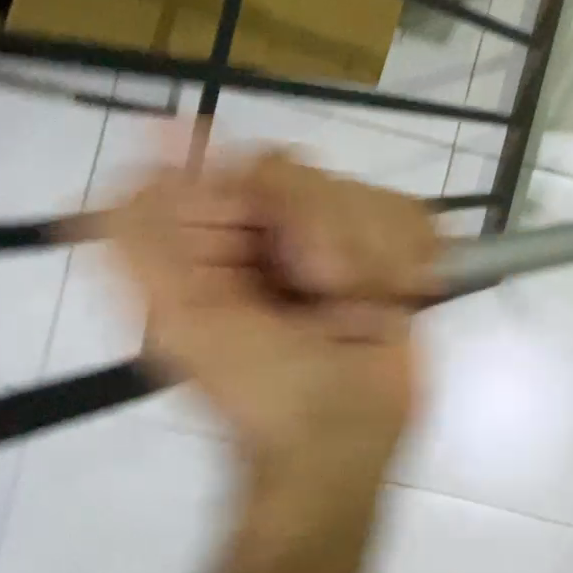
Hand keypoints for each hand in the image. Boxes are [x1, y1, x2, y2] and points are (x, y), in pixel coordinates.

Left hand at [102, 147, 438, 488]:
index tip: (296, 266)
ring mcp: (347, 237)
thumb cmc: (265, 390)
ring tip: (364, 311)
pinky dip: (414, 264)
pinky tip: (397, 300)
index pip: (271, 164)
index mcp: (223, 231)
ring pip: (381, 201)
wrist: (348, 439)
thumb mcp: (186, 318)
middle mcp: (283, 225)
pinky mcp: (401, 253)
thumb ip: (151, 232)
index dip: (292, 207)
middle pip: (333, 182)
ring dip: (379, 265)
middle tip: (326, 295)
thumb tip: (158, 134)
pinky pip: (421, 222)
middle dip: (338, 244)